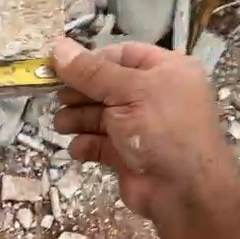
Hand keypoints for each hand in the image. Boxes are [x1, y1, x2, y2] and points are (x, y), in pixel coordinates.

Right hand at [49, 37, 237, 221]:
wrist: (183, 190)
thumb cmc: (163, 129)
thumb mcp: (128, 91)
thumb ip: (90, 72)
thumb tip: (57, 47)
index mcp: (165, 71)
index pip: (122, 55)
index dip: (91, 61)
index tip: (60, 68)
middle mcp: (153, 96)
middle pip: (106, 86)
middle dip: (80, 93)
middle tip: (56, 99)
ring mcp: (140, 127)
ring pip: (100, 116)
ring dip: (78, 119)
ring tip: (61, 125)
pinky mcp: (127, 154)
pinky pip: (101, 144)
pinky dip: (87, 145)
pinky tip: (78, 149)